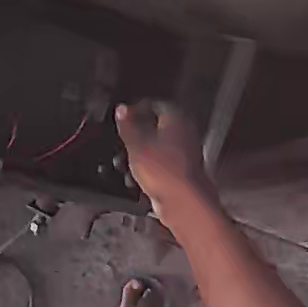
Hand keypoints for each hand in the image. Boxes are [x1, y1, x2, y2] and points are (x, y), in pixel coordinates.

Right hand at [115, 100, 217, 219]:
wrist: (183, 202)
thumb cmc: (164, 170)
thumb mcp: (136, 145)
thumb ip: (128, 125)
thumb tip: (122, 110)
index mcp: (176, 119)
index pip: (156, 104)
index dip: (138, 109)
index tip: (125, 116)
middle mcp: (185, 133)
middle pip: (158, 127)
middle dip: (138, 133)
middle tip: (123, 139)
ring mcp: (186, 154)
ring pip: (159, 147)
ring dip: (141, 153)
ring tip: (125, 162)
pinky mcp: (182, 173)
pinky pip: (162, 165)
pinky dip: (149, 168)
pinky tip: (137, 177)